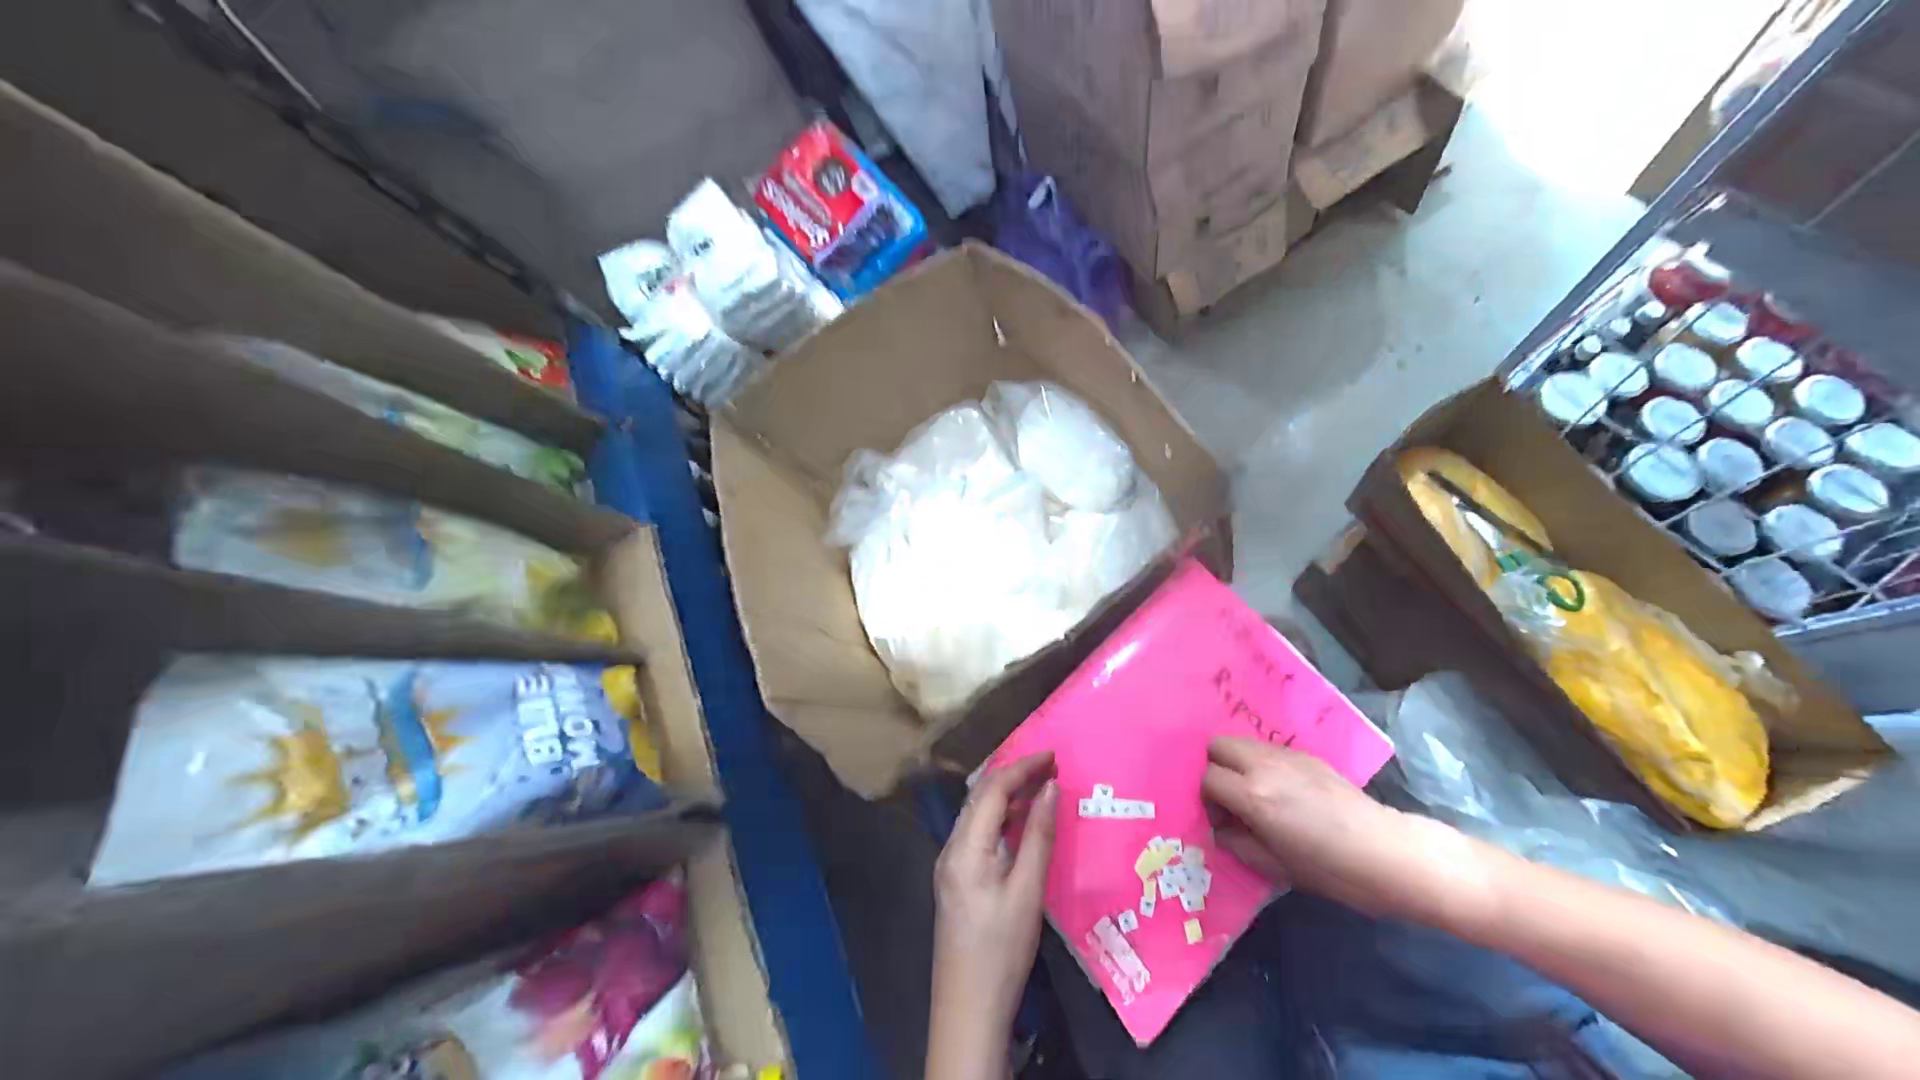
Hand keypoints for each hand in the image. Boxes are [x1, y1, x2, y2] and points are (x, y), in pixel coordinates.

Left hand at [931, 752, 1058, 1032]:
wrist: (968, 1008)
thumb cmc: (1002, 950)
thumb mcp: (1028, 892)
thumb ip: (1038, 836)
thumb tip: (1050, 787)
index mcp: (965, 846)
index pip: (992, 789)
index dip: (1022, 766)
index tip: (1053, 754)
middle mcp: (950, 847)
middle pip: (980, 797)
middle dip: (1013, 774)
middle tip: (1050, 765)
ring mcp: (949, 864)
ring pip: (977, 814)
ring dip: (1006, 795)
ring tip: (1041, 786)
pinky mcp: (955, 879)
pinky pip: (977, 833)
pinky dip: (1000, 818)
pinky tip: (1020, 824)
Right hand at [1202, 737, 1488, 929]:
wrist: (1389, 854)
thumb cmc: (1331, 870)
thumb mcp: (1274, 866)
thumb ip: (1237, 844)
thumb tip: (1222, 830)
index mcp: (1252, 795)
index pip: (1207, 779)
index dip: (1208, 801)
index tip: (1225, 823)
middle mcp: (1263, 766)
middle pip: (1217, 745)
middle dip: (1216, 769)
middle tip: (1232, 798)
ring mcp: (1287, 756)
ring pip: (1242, 742)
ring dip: (1238, 763)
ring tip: (1257, 793)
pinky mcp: (1308, 755)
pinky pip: (1268, 750)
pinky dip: (1263, 764)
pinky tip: (1284, 792)